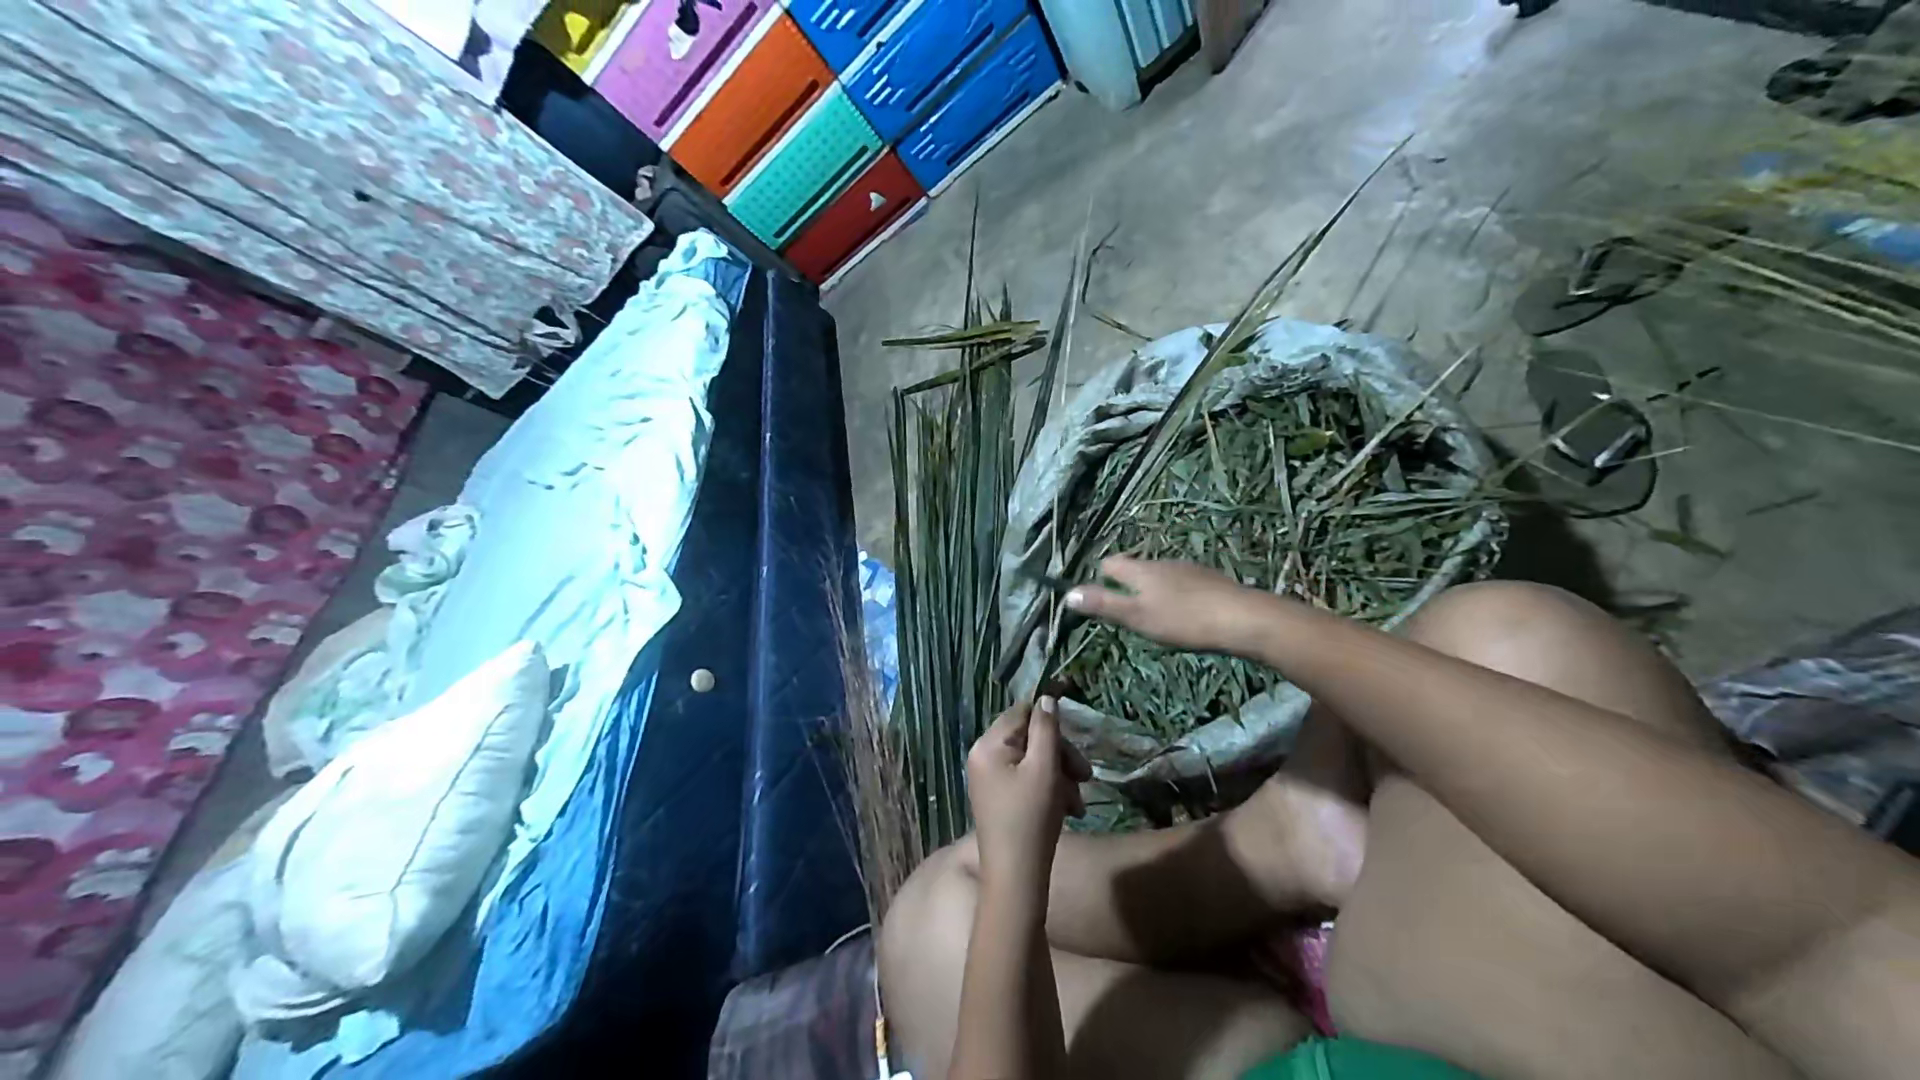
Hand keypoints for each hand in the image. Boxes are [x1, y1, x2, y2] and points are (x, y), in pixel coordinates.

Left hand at [967, 697, 1090, 888]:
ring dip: (1060, 776)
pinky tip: (1070, 810)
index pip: (1021, 713)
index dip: (1050, 721)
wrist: (1017, 877)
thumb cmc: (1030, 818)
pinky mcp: (1000, 798)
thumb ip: (1046, 730)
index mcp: (988, 745)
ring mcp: (990, 779)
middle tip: (1086, 776)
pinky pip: (1028, 780)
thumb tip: (1046, 699)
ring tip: (1078, 802)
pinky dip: (1050, 790)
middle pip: (1029, 739)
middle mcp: (983, 757)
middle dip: (1060, 756)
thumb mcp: (1044, 769)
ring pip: (1034, 761)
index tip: (1077, 736)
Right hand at [1064, 555, 1275, 652]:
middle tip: (1122, 606)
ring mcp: (1189, 569)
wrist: (1243, 618)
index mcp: (1141, 570)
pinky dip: (1176, 594)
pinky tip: (1184, 612)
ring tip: (1153, 611)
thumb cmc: (1183, 619)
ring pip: (1161, 575)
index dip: (1100, 575)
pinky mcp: (1210, 580)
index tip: (1096, 592)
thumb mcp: (1137, 616)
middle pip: (1136, 567)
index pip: (1111, 563)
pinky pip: (1183, 583)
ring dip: (1153, 588)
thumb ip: (1103, 604)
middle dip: (1126, 582)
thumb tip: (1067, 593)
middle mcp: (1163, 562)